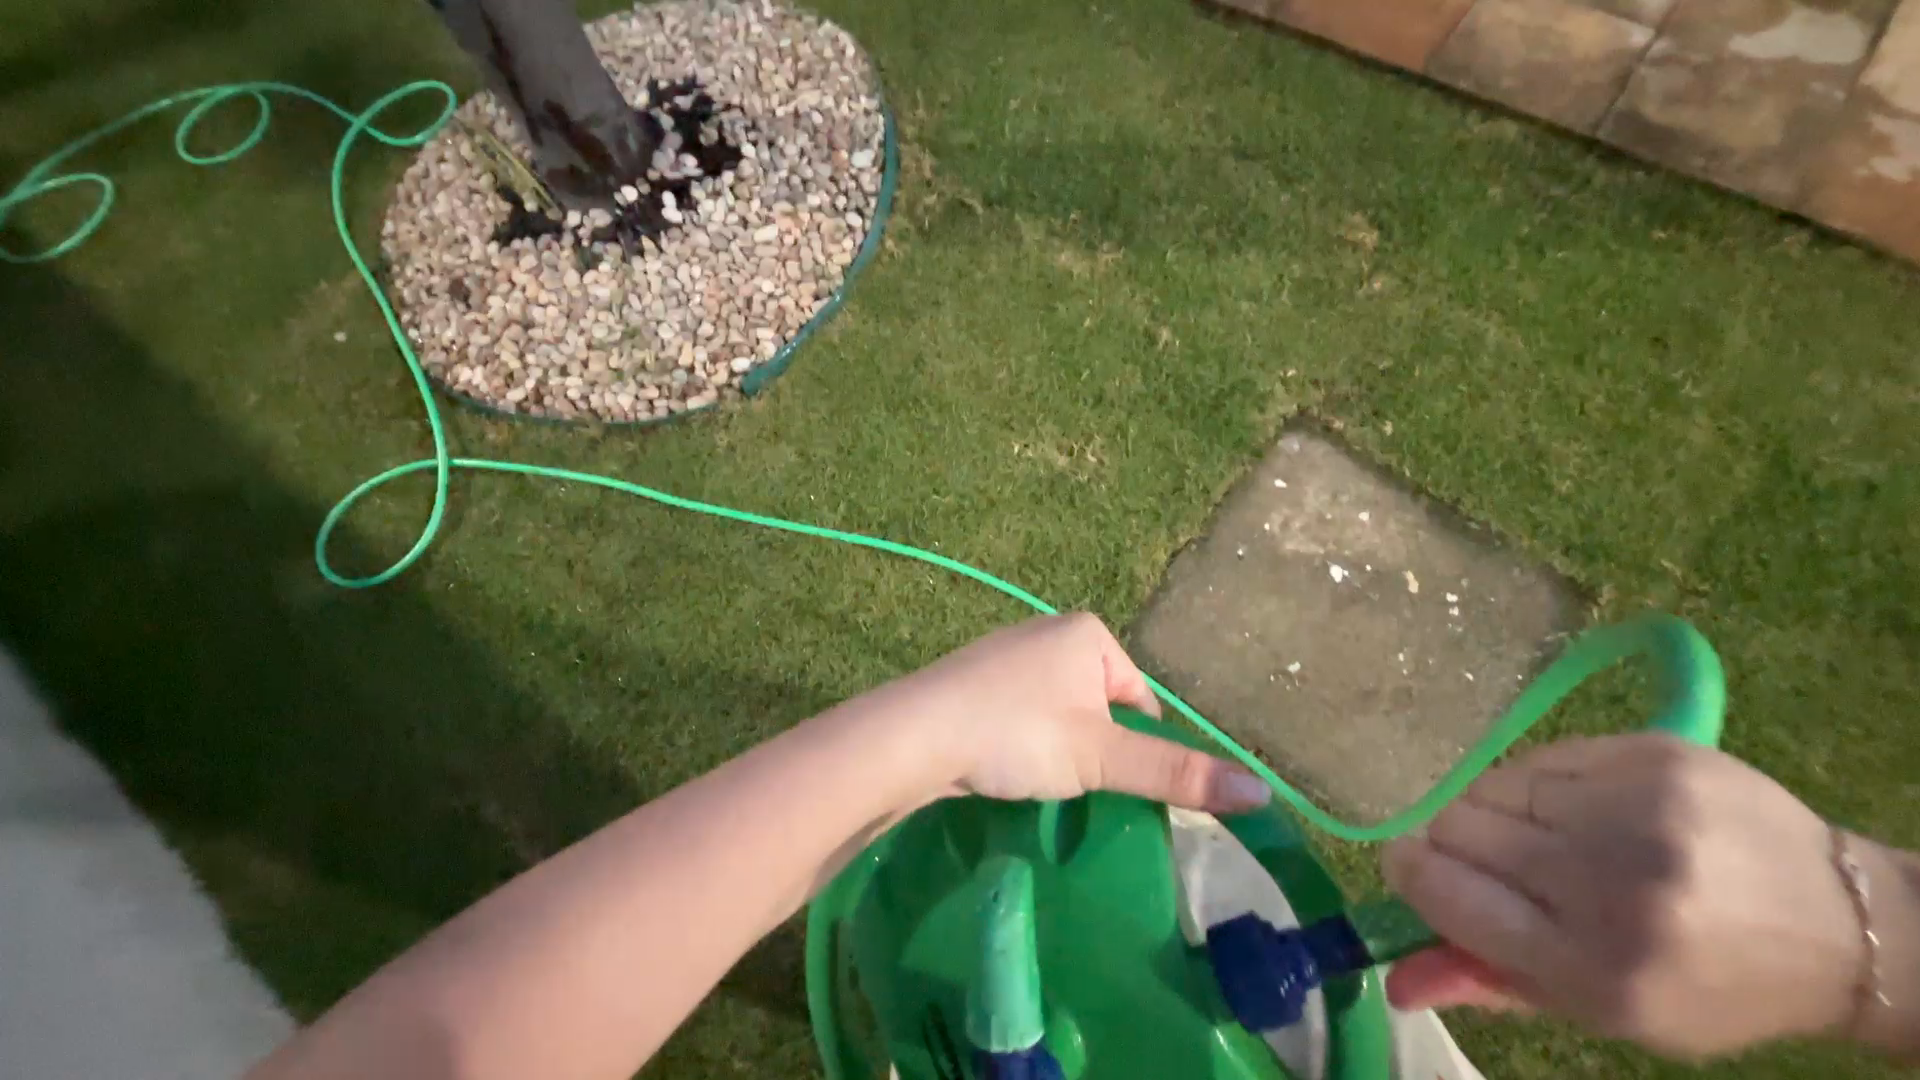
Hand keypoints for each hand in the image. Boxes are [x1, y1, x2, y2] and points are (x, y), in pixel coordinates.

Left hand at [859, 613, 1272, 814]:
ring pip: (1060, 715)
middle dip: (1095, 749)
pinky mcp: (976, 682)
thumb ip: (1176, 773)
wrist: (914, 735)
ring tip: (1037, 779)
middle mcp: (1048, 633)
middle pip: (1101, 708)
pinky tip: (1008, 767)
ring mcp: (1008, 656)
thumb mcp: (1101, 756)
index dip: (1135, 750)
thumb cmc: (1016, 732)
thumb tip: (1263, 794)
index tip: (1110, 785)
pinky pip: (1022, 716)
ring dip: (1059, 750)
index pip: (1140, 701)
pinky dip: (1024, 744)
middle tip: (1073, 786)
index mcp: (1088, 633)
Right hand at [1381, 734, 1862, 1058]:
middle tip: (1493, 861)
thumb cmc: (1706, 982)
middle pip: (1454, 827)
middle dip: (1453, 842)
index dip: (1411, 873)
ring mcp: (1634, 809)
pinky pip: (1538, 757)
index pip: (1442, 891)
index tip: (1413, 867)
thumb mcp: (1600, 1009)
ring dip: (1496, 811)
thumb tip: (1391, 980)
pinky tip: (1583, 808)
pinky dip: (1541, 784)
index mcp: (1596, 968)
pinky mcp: (1649, 754)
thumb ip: (1487, 983)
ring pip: (1487, 785)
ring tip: (1545, 836)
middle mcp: (1611, 883)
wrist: (1845, 925)